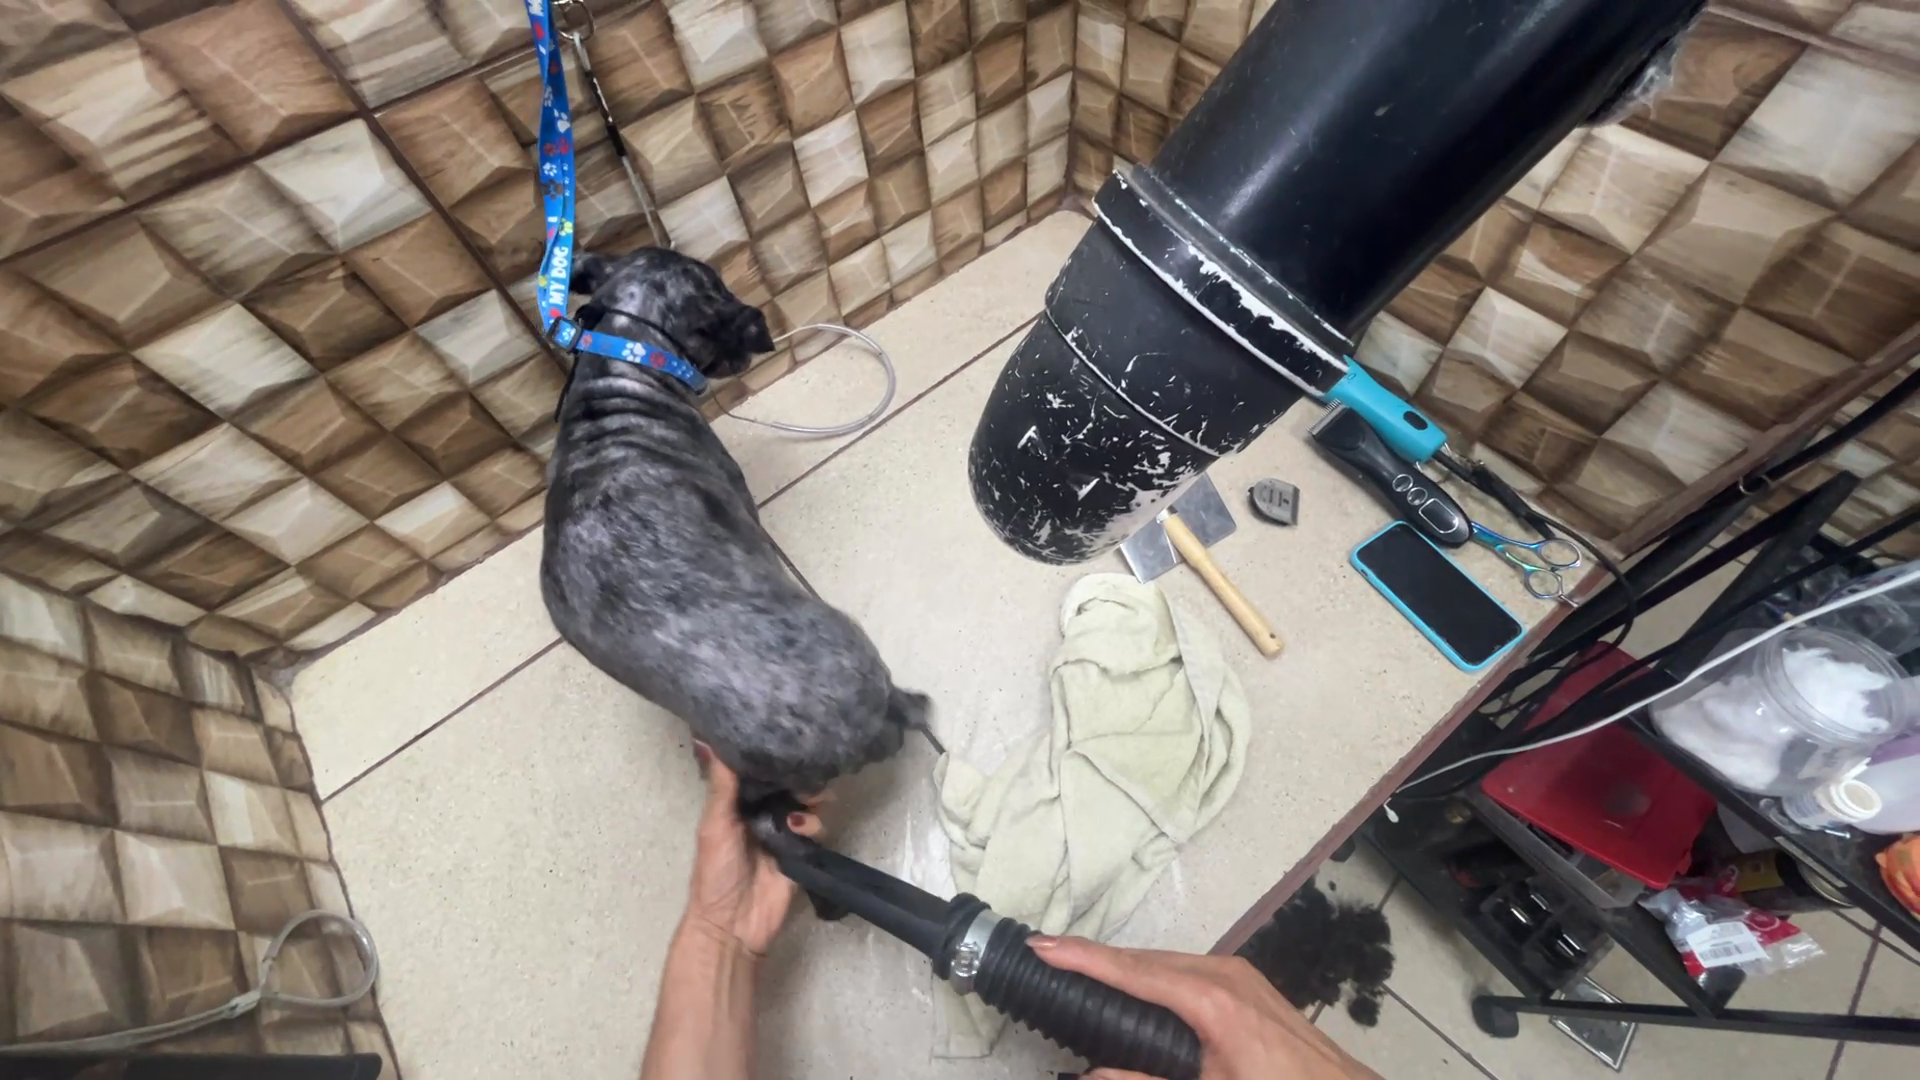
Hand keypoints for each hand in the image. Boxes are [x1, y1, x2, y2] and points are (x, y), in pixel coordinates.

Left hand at [681, 745, 819, 956]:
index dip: (774, 753)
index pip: (762, 768)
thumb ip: (722, 784)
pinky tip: (800, 827)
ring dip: (810, 796)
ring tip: (805, 798)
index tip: (787, 733)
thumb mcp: (714, 824)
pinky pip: (818, 827)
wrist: (732, 925)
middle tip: (806, 766)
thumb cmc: (715, 871)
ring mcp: (787, 831)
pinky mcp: (804, 850)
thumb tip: (710, 739)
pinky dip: (813, 822)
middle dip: (800, 773)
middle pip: (791, 781)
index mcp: (741, 802)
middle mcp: (766, 811)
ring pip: (809, 801)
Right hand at [1030, 937, 1381, 1079]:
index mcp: (1211, 999)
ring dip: (1121, 966)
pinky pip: (1183, 969)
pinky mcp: (1244, 981)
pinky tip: (1132, 987)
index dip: (1083, 957)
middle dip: (1094, 957)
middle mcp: (1221, 971)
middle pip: (1143, 959)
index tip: (1040, 944)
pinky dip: (1150, 976)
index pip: (1132, 971)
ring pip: (1163, 961)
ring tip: (1078, 969)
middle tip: (1046, 956)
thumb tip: (1088, 1074)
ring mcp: (1235, 972)